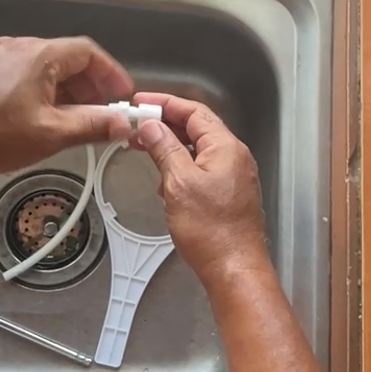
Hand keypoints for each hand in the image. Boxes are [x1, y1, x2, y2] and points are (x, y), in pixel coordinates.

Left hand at [0, 36, 134, 175]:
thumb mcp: (51, 134)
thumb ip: (92, 125)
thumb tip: (122, 123)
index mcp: (39, 55)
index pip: (88, 52)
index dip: (111, 73)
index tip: (121, 95)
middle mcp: (16, 45)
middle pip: (65, 57)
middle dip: (88, 84)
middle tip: (98, 112)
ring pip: (41, 66)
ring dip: (62, 88)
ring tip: (69, 118)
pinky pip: (18, 72)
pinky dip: (37, 89)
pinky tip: (34, 115)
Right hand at [130, 91, 269, 279]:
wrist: (234, 268)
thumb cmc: (211, 230)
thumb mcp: (179, 183)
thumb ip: (165, 149)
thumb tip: (151, 126)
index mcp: (226, 147)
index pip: (194, 111)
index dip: (164, 103)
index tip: (140, 102)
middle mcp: (235, 157)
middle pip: (197, 128)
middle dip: (165, 125)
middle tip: (136, 126)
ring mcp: (234, 176)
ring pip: (198, 149)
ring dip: (171, 147)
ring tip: (144, 150)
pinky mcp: (229, 194)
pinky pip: (203, 169)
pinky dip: (181, 167)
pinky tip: (164, 180)